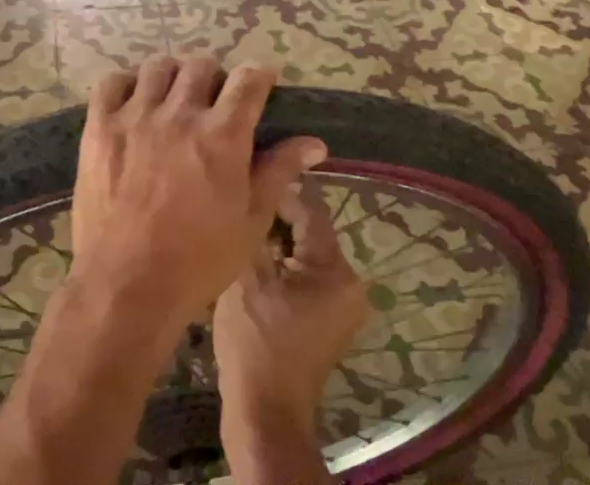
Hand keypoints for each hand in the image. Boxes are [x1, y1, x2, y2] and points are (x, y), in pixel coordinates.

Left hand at [68, 55, 327, 327]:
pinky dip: (127, 84)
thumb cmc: (199, 261)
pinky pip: (111, 83)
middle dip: (216, 77)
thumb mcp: (251, 221)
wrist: (126, 285)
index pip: (248, 80)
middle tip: (215, 100)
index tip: (262, 82)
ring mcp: (135, 117)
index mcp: (223, 136)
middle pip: (201, 66)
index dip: (260, 75)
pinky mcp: (100, 128)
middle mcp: (180, 114)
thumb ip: (279, 171)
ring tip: (174, 99)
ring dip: (173, 76)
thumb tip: (314, 142)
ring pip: (158, 67)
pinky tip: (135, 103)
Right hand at [214, 182, 372, 442]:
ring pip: (306, 251)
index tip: (247, 176)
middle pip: (310, 230)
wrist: (266, 412)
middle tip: (239, 202)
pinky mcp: (329, 317)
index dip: (278, 189)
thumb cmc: (255, 343)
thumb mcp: (247, 280)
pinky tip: (253, 257)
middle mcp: (350, 282)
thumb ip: (256, 231)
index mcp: (336, 270)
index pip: (310, 209)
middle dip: (276, 215)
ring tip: (242, 225)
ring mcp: (342, 303)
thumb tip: (257, 192)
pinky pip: (306, 274)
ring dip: (277, 239)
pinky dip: (283, 263)